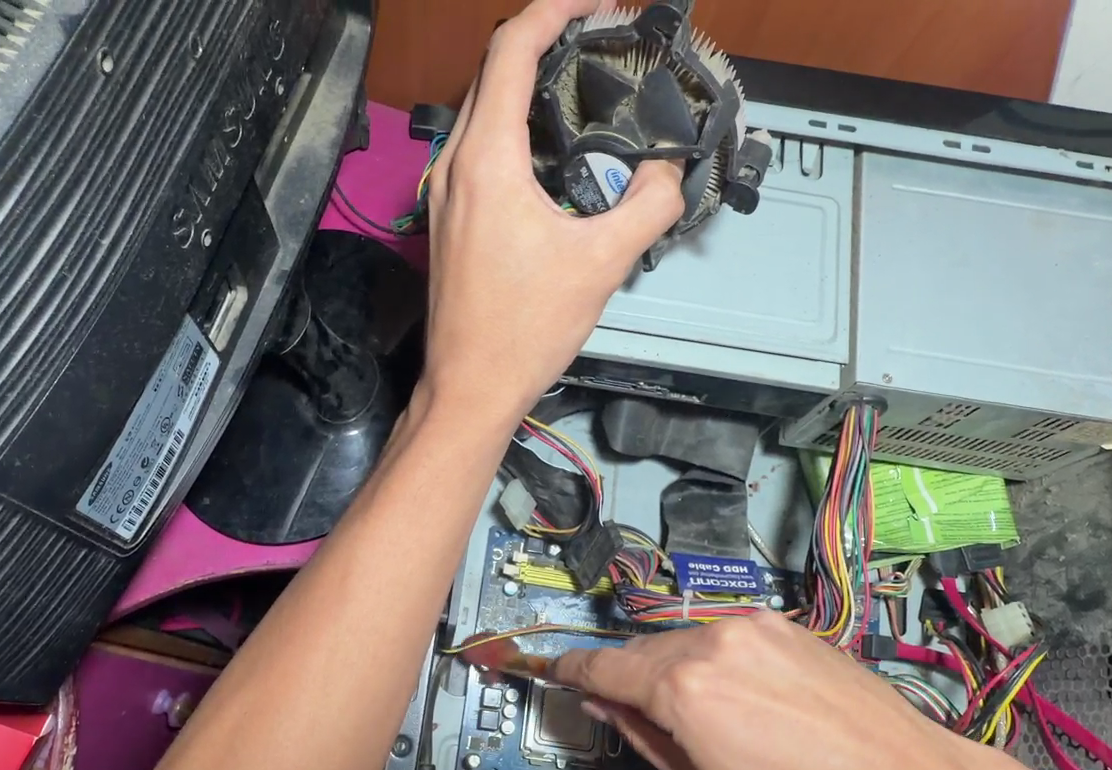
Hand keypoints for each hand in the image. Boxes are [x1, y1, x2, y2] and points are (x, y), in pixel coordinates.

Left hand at [422, 0, 683, 425]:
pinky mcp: (447, 223)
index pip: (511, 48)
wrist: (469, 389)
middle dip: (544, 41)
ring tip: (580, 91)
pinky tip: (550, 156)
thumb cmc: (520, 333)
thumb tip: (667, 176)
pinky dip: (512, 131)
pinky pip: (477, 152)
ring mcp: (444, 197)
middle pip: (491, 71)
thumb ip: (648, 207)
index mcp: (486, 162)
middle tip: (597, 42)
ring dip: (526, 88)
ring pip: (481, 112)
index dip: (556, 8)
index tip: (596, 2)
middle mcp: (454, 169)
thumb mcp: (601, 265)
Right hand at [552, 614, 1037, 769]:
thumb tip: (610, 708)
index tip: (556, 674)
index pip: (603, 666)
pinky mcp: (787, 627)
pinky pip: (723, 636)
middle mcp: (713, 642)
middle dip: (626, 678)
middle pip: (640, 650)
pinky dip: (710, 659)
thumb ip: (648, 740)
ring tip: (692, 717)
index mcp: (685, 690)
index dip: (573, 672)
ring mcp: (754, 627)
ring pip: (682, 641)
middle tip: (626, 713)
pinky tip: (734, 699)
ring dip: (670, 669)